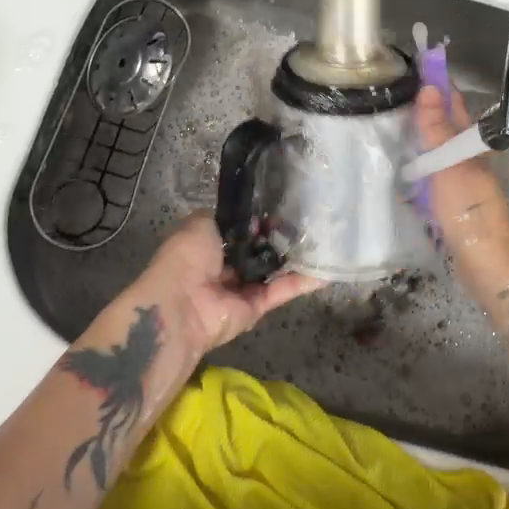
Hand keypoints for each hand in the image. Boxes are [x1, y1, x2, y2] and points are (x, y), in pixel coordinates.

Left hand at [133, 214, 322, 357]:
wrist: (182, 305)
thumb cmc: (187, 257)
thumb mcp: (200, 223)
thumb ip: (227, 218)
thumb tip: (252, 220)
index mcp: (209, 244)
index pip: (240, 229)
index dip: (258, 217)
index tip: (282, 202)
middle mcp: (226, 265)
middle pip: (258, 248)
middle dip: (279, 234)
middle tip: (306, 216)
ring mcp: (243, 287)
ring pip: (273, 268)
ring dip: (294, 255)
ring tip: (322, 236)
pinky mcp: (257, 306)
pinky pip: (282, 290)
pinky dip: (304, 281)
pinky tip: (327, 268)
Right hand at [413, 86, 508, 285]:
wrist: (487, 266)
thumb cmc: (469, 214)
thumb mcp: (449, 167)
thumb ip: (436, 131)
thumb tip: (428, 88)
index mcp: (470, 147)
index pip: (453, 105)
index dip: (438, 85)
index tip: (415, 66)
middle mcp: (468, 160)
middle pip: (445, 127)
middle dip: (424, 108)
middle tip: (393, 94)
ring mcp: (460, 183)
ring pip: (437, 151)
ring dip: (418, 137)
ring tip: (389, 126)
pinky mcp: (451, 204)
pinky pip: (431, 175)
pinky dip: (416, 166)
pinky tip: (400, 171)